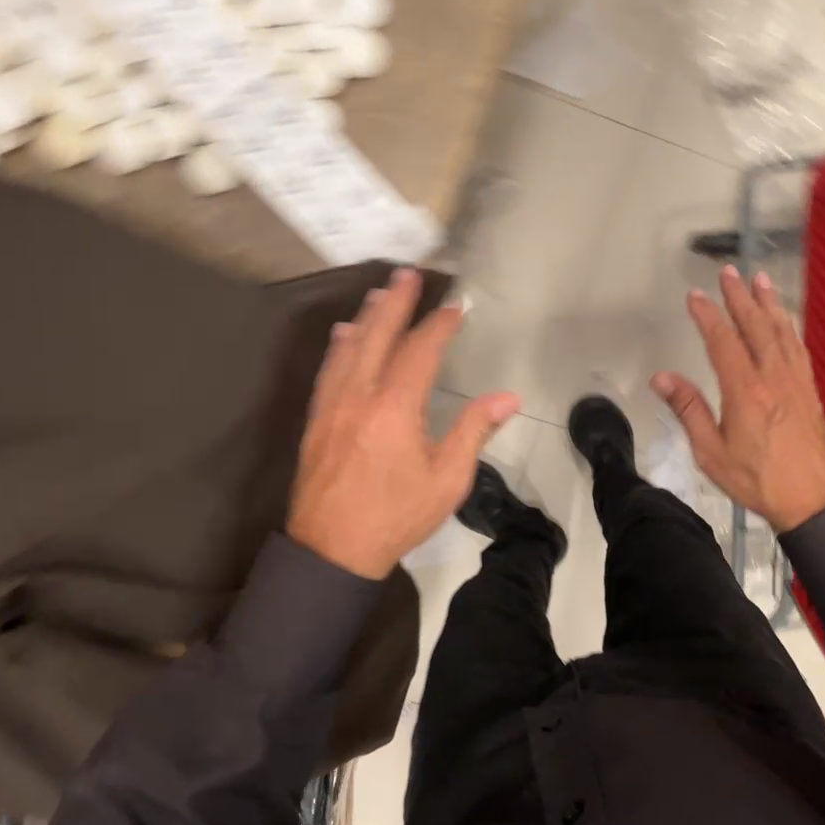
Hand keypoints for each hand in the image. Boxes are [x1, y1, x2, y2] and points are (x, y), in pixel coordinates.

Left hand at [289, 268, 519, 578]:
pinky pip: (329, 370)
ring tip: (380, 293)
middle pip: (378, 335)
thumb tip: (508, 397)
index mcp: (395, 407)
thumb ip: (474, 432)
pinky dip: (340, 346)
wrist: (331, 550)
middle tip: (408, 274)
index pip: (420, 351)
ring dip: (367, 317)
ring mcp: (333, 405)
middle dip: (396, 303)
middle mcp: (360, 395)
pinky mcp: (317, 419)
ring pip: (349, 348)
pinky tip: (343, 335)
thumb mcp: (448, 480)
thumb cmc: (397, 516)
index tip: (457, 308)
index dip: (439, 325)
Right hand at [653, 267, 824, 532]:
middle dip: (740, 297)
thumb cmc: (756, 479)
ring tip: (761, 280)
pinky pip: (798, 348)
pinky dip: (789, 327)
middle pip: (755, 327)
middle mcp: (773, 376)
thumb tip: (661, 377)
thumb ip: (689, 410)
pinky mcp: (809, 389)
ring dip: (769, 304)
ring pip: (781, 332)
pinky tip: (785, 319)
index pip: (723, 341)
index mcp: (745, 390)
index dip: (708, 316)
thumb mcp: (711, 452)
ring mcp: (795, 381)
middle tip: (730, 272)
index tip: (695, 295)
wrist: (812, 500)